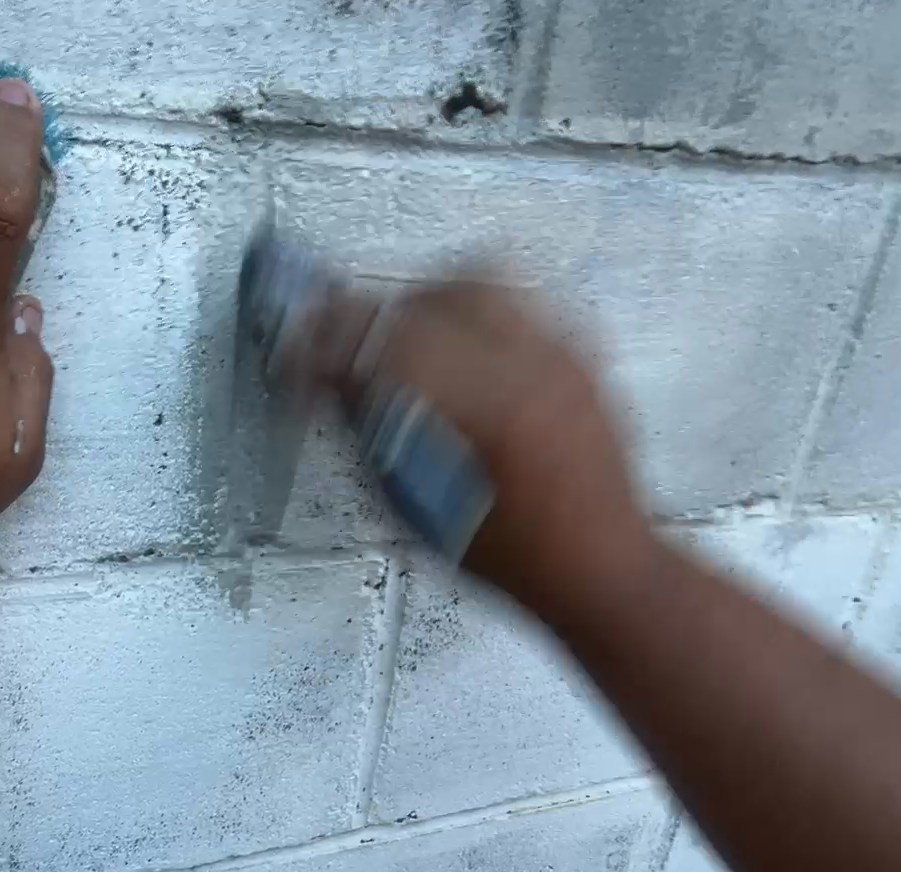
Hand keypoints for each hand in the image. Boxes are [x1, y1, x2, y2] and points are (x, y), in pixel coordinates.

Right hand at [313, 279, 656, 617]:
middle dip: (376, 312)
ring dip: (425, 302)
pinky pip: (516, 301)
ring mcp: (564, 355)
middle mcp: (532, 367)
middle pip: (433, 294)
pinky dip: (470, 313)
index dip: (331, 335)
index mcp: (487, 411)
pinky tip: (457, 352)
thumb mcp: (419, 506)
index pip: (389, 341)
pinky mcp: (580, 355)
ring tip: (404, 339)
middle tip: (350, 345)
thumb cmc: (506, 554)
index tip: (299, 344)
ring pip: (481, 278)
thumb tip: (333, 380)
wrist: (600, 565)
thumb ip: (374, 434)